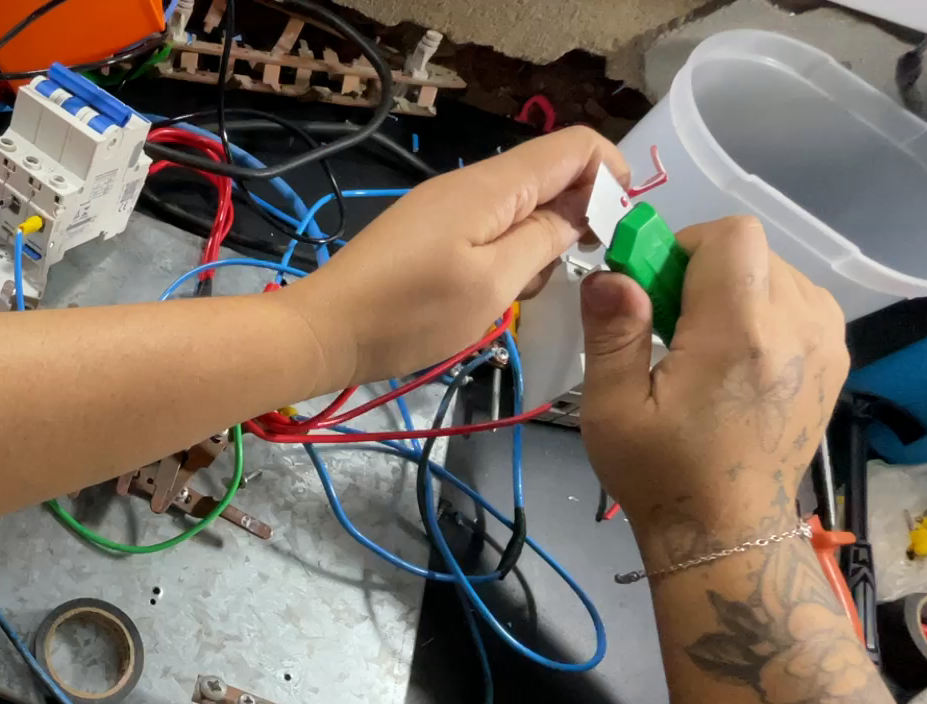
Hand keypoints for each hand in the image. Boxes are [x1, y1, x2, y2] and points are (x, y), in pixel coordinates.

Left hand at [275, 127, 626, 386]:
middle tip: (543, 279)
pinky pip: (473, 236)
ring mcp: (433, 213)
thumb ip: (545, 238)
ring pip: (509, 213)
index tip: (606, 234)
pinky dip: (489, 261)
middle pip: (544, 179)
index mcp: (490, 186)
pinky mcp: (413, 240)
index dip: (609, 179)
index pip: (577, 145)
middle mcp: (462, 187)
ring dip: (524, 251)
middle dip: (565, 222)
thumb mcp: (493, 283)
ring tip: (502, 297)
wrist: (318, 335)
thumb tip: (578, 210)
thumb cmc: (406, 316)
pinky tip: (471, 300)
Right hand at [578, 217, 848, 559]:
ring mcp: (825, 341)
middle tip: (651, 326)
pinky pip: (795, 302)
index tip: (639, 287)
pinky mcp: (832, 357)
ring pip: (775, 274)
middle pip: (751, 253)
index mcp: (738, 335)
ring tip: (687, 345)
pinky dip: (754, 311)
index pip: (730, 237)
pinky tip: (723, 357)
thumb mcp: (612, 407)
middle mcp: (797, 325)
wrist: (721, 523)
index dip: (677, 246)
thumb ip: (613, 335)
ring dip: (725, 291)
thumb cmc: (655, 469)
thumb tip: (607, 276)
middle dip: (693, 273)